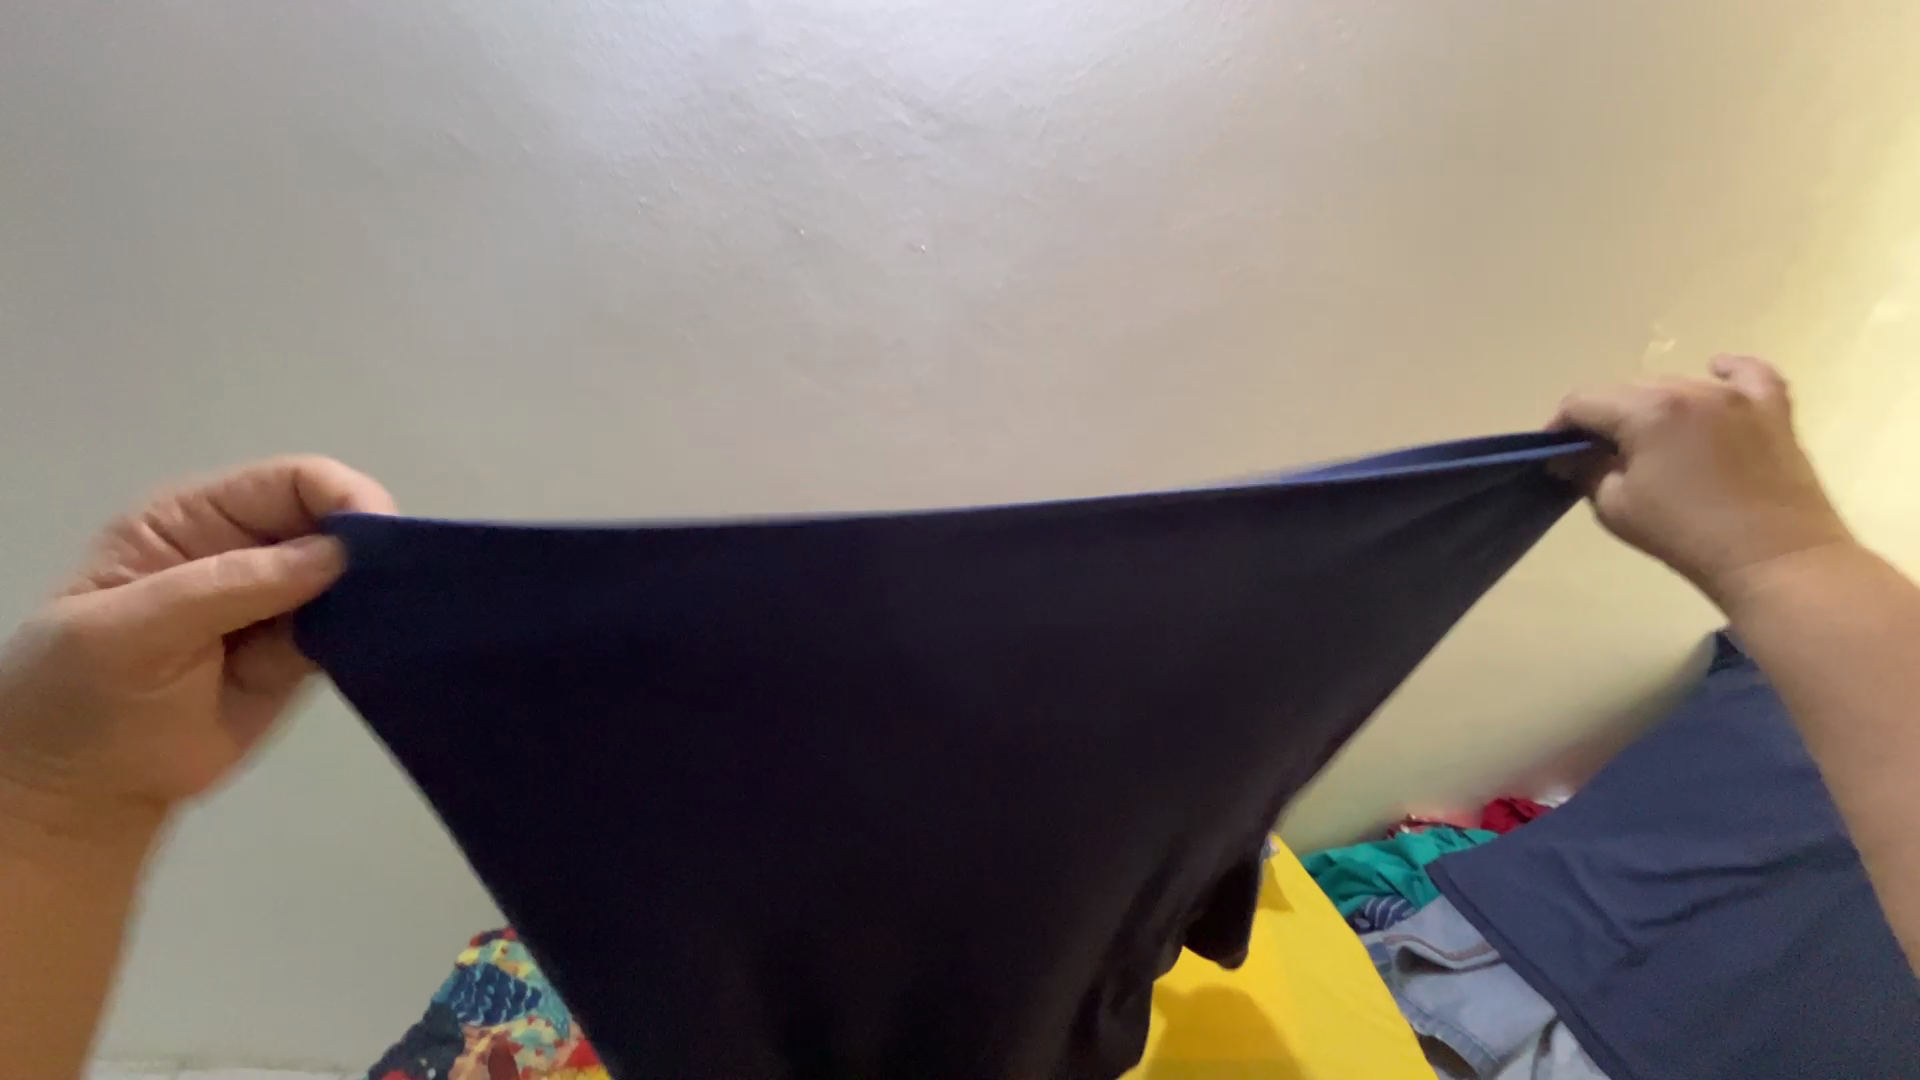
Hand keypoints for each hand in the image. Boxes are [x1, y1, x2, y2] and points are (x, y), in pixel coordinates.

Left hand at [0, 456, 392, 844]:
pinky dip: (384, 625)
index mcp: (195, 522)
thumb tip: (339, 554)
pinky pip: (365, 619)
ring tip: (401, 614)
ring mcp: (287, 597)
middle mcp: (249, 547)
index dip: (344, 498)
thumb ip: (229, 586)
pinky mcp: (316, 641)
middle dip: (375, 544)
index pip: (293, 482)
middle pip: (340, 519)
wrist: (87, 791)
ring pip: (361, 570)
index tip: (379, 543)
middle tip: (400, 584)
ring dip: (385, 587)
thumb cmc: (79, 701)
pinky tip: (390, 638)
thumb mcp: (127, 634)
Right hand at [1554, 355, 1856, 608]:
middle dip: (1600, 417)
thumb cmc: (1681, 531)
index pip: (1582, 401)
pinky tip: (1712, 370)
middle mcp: (1691, 391)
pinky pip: (1749, 374)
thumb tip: (1569, 456)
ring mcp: (1737, 398)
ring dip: (1647, 405)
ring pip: (1673, 384)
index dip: (1559, 425)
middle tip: (1592, 453)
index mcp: (1647, 412)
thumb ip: (1584, 468)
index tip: (1554, 453)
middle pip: (1625, 389)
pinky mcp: (1772, 411)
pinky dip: (1725, 371)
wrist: (1770, 556)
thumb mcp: (1611, 503)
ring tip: (1642, 439)